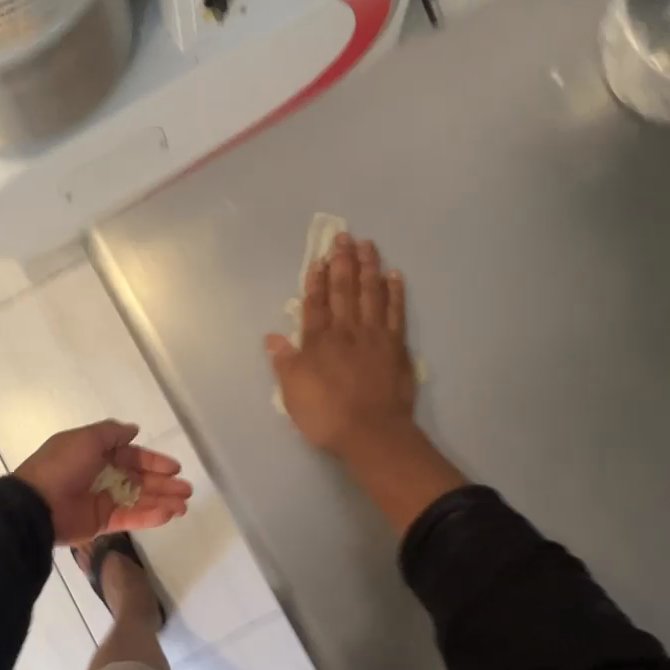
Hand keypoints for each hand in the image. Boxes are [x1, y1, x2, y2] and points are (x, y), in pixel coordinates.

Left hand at [13, 420, 193, 544]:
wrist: (36, 505)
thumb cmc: (61, 466)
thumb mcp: (86, 438)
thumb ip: (112, 433)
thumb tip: (134, 430)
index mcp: (95, 453)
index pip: (131, 456)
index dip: (153, 461)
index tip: (175, 468)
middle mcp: (100, 476)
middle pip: (139, 479)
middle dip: (163, 483)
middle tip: (187, 489)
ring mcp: (102, 501)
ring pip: (139, 500)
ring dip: (162, 501)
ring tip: (185, 505)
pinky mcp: (102, 523)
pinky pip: (130, 518)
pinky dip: (150, 516)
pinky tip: (169, 514)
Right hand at [265, 233, 416, 456]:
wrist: (372, 433)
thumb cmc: (327, 417)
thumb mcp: (293, 394)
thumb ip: (285, 363)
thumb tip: (272, 338)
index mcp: (318, 343)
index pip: (315, 305)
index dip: (316, 281)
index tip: (318, 259)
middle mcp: (346, 331)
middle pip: (344, 291)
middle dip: (343, 262)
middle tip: (344, 236)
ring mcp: (374, 336)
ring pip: (370, 293)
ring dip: (368, 267)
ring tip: (367, 245)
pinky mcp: (396, 346)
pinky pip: (395, 311)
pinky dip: (394, 292)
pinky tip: (394, 275)